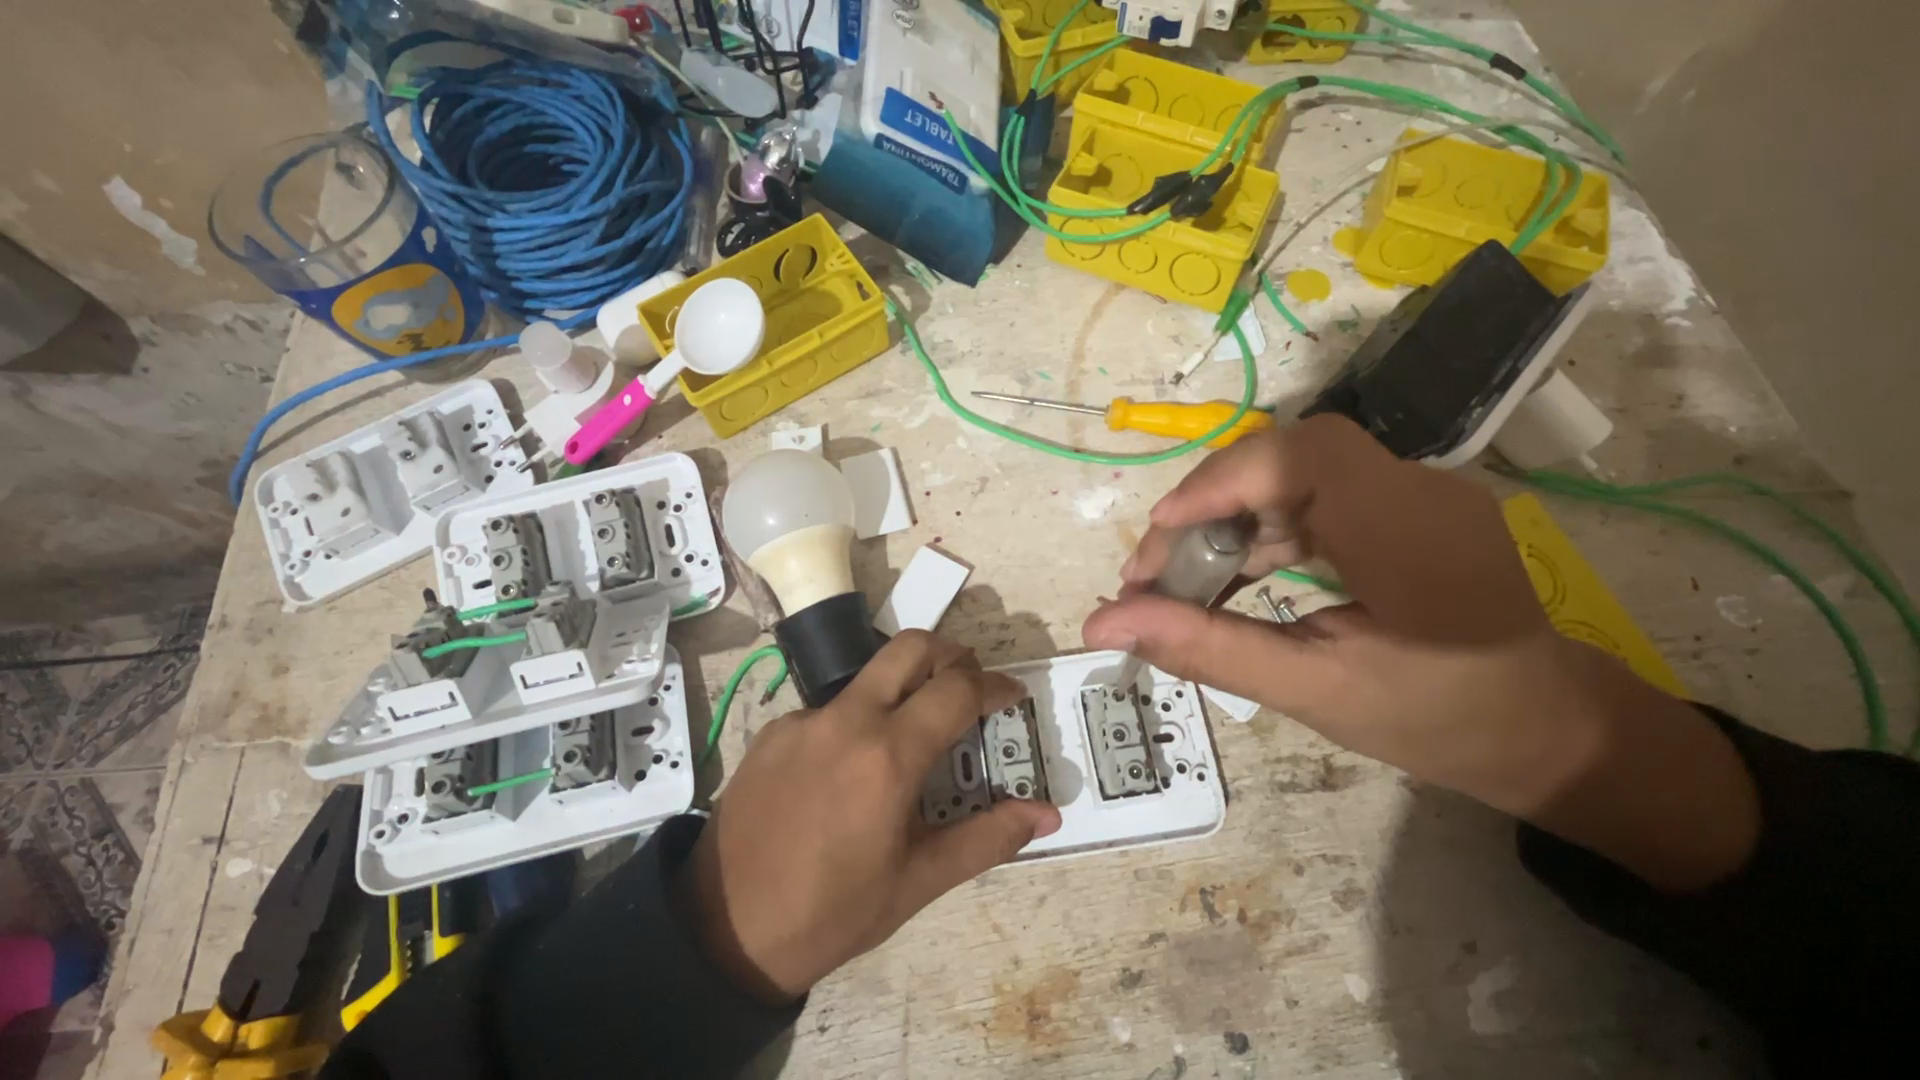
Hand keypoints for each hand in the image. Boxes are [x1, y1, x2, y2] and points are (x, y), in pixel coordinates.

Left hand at [675, 631, 1061, 1003]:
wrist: (722, 928)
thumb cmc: (831, 913)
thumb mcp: (918, 882)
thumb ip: (987, 838)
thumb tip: (1048, 814)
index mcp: (888, 756)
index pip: (957, 689)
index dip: (995, 686)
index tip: (1012, 697)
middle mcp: (846, 720)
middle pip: (911, 648)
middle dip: (952, 655)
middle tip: (970, 687)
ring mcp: (803, 720)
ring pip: (869, 676)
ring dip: (903, 687)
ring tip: (915, 736)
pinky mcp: (772, 732)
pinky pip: (831, 709)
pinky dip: (859, 721)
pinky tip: (853, 771)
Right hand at [1083, 415, 1758, 890]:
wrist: (1546, 732)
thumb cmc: (1439, 721)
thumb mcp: (1314, 691)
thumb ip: (1209, 649)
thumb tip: (1104, 625)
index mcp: (1407, 530)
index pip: (1299, 456)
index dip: (1215, 483)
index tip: (1156, 543)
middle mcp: (1416, 490)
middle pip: (1286, 458)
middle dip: (1208, 506)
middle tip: (1154, 573)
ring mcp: (1415, 494)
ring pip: (1294, 475)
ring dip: (1228, 519)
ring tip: (1180, 583)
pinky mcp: (1406, 510)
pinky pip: (1317, 498)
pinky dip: (1262, 530)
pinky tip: (1233, 578)